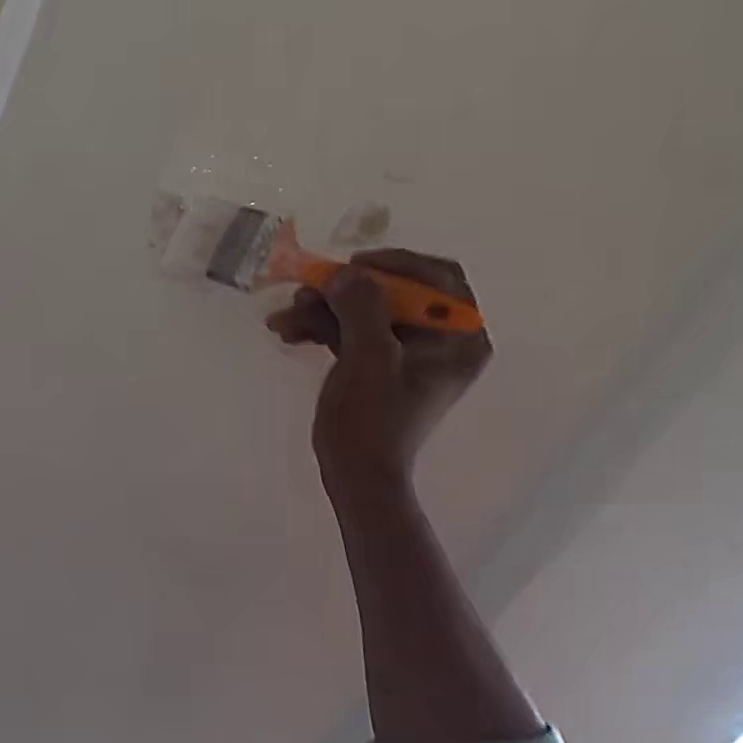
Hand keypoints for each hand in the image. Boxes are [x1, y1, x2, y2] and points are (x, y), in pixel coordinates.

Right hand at [265, 249, 491, 498]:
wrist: (356, 478)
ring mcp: (409, 359)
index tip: (348, 267)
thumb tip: (344, 273)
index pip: (435, 279)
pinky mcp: (381, 373)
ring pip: (366, 317)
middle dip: (342, 294)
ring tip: (283, 319)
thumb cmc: (370, 422)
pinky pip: (354, 338)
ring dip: (324, 313)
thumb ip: (361, 306)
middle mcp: (441, 342)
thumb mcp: (368, 358)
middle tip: (302, 294)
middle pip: (392, 296)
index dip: (391, 265)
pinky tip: (291, 333)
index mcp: (459, 337)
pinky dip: (324, 332)